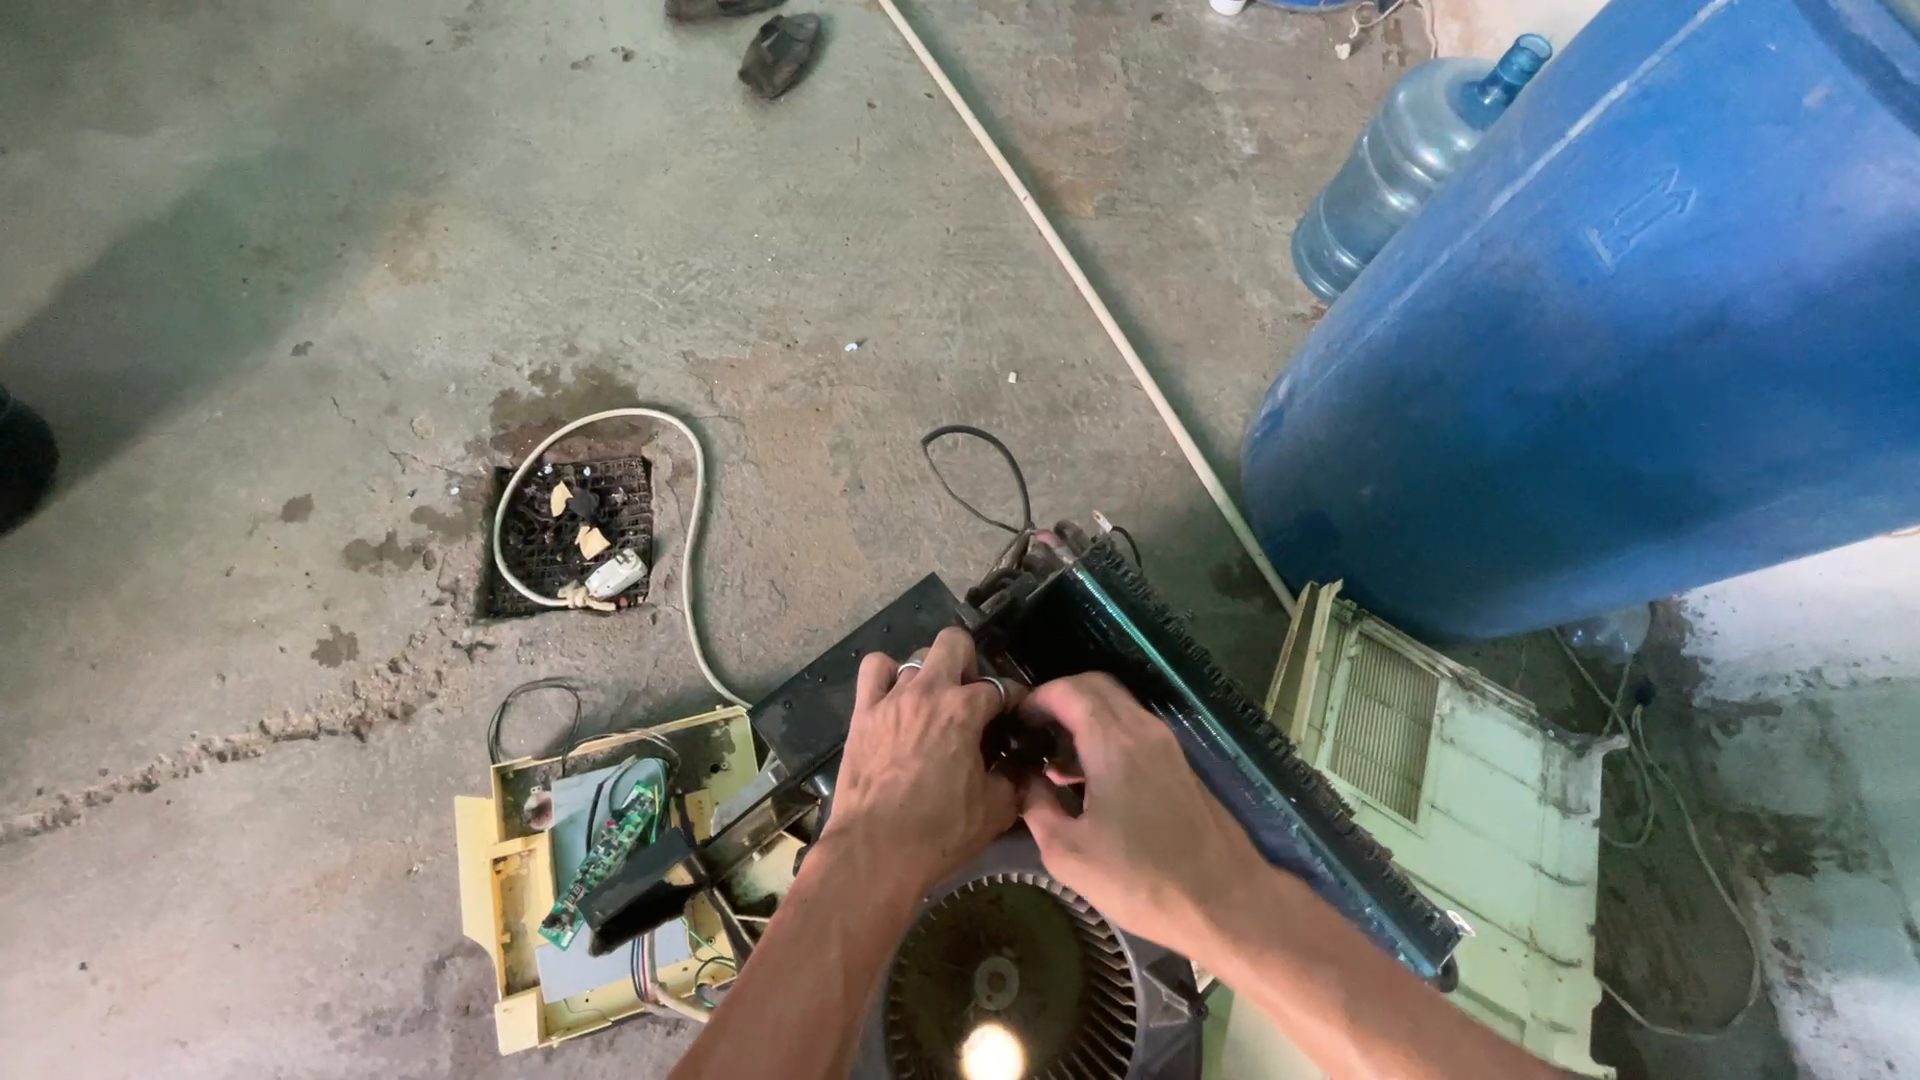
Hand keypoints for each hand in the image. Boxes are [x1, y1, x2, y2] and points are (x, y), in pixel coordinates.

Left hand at [822, 627, 1023, 897]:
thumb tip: (1023, 768)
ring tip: (935, 702)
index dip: (1015, 700)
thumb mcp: (994, 811)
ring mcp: (891, 698)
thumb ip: (1015, 781)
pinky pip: (874, 670)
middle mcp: (928, 691)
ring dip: (931, 673)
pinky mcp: (863, 712)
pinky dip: (888, 675)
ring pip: (916, 656)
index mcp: (964, 710)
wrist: (874, 852)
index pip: (1001, 687)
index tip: (1017, 716)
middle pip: (955, 643)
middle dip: (971, 663)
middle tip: (972, 699)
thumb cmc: (939, 833)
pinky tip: (896, 697)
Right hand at [1019, 673, 1267, 954]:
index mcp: (1113, 742)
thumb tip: (1025, 779)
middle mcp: (1142, 729)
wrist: (1226, 903)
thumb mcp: (1069, 853)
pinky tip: (1088, 778)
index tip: (1015, 724)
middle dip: (1058, 699)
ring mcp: (1166, 744)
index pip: (1069, 690)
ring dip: (1083, 717)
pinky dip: (1105, 734)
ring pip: (1117, 706)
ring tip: (1054, 760)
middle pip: (1095, 686)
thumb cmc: (1142, 880)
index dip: (1036, 699)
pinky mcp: (1178, 763)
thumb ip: (1036, 806)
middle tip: (1032, 732)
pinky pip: (1133, 728)